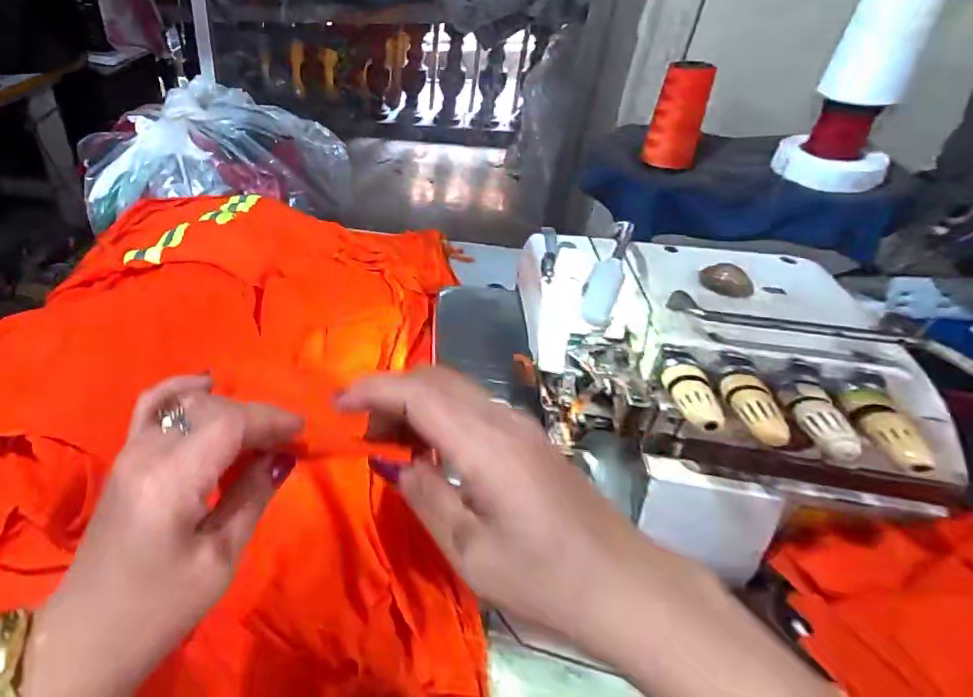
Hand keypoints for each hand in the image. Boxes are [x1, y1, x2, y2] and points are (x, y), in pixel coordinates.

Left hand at [23, 375, 301, 696]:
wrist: (93, 625)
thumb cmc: (161, 607)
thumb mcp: (217, 561)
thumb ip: (249, 500)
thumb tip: (281, 457)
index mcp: (170, 477)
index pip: (226, 423)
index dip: (267, 419)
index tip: (301, 430)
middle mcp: (146, 449)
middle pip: (205, 408)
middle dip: (250, 416)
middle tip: (285, 439)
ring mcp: (129, 447)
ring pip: (181, 404)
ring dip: (221, 407)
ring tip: (256, 428)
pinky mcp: (122, 454)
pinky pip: (150, 406)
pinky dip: (177, 390)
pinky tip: (202, 385)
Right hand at [338, 367, 685, 653]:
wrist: (636, 594)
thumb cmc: (549, 579)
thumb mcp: (471, 552)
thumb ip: (424, 495)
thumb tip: (392, 459)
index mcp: (484, 445)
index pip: (414, 391)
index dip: (369, 389)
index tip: (335, 405)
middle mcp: (501, 421)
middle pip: (430, 377)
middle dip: (385, 390)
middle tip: (358, 425)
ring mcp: (518, 425)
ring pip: (449, 385)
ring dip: (409, 398)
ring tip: (386, 436)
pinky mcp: (527, 437)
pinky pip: (467, 402)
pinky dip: (433, 408)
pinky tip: (426, 444)